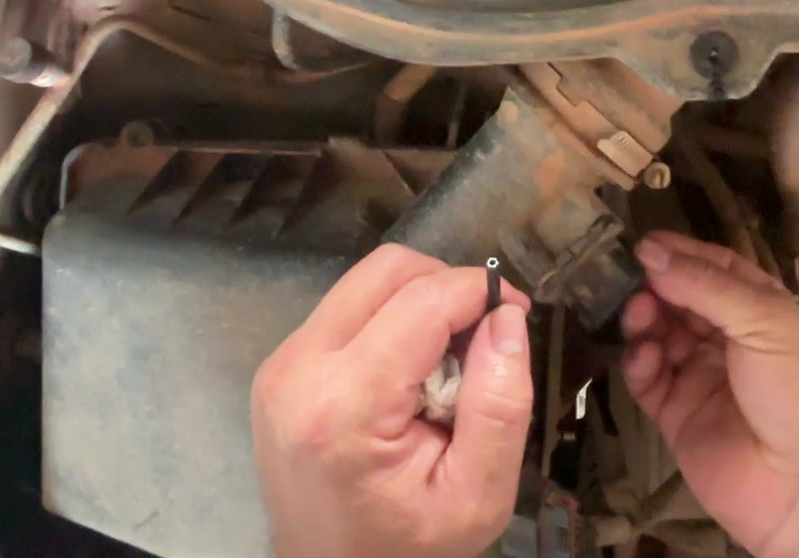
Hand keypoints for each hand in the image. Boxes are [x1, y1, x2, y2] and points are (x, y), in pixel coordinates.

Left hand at [252, 244, 533, 557]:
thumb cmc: (407, 547)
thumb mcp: (478, 496)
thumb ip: (500, 405)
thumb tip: (507, 315)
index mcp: (343, 407)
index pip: (423, 300)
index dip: (480, 290)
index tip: (516, 312)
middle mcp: (300, 369)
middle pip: (390, 269)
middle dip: (449, 285)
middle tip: (480, 333)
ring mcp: (283, 361)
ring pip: (369, 277)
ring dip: (421, 296)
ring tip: (446, 352)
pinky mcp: (282, 361)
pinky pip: (351, 302)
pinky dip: (394, 313)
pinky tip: (410, 363)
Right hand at [621, 231, 798, 557]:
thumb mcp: (768, 322)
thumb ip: (706, 285)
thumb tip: (649, 250)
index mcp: (767, 312)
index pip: (719, 270)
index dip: (685, 254)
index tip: (647, 242)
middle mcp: (734, 341)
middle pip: (685, 300)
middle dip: (659, 286)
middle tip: (633, 277)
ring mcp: (705, 379)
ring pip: (663, 335)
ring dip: (646, 319)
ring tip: (639, 313)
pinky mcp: (680, 417)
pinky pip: (650, 379)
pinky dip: (640, 362)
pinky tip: (644, 355)